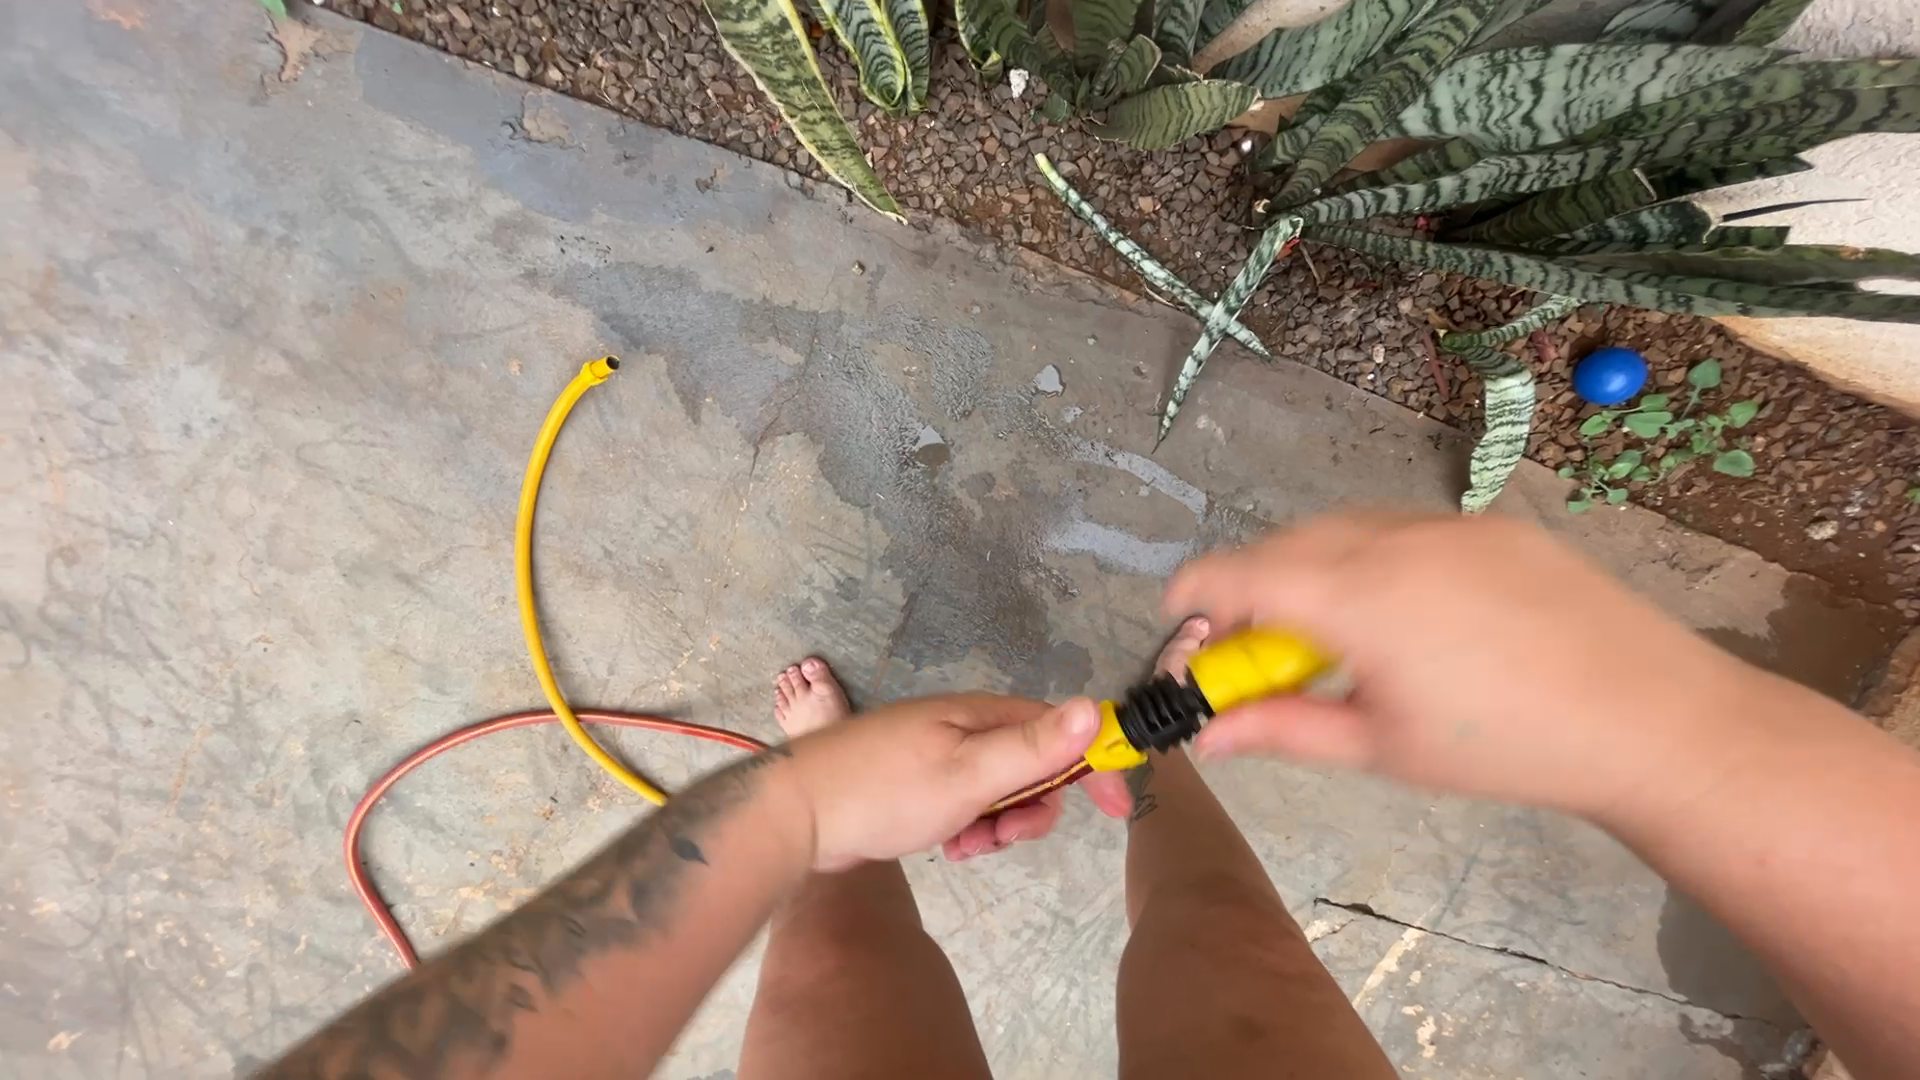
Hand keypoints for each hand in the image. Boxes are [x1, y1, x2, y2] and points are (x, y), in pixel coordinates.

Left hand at [785, 694, 1099, 870]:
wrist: (800, 814)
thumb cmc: (887, 789)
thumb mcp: (969, 772)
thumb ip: (1032, 746)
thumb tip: (1093, 707)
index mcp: (983, 714)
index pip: (1060, 728)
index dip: (1093, 763)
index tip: (1117, 808)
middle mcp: (967, 727)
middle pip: (1033, 764)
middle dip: (1032, 807)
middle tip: (1005, 836)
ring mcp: (942, 754)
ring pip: (1001, 791)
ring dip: (998, 825)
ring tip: (965, 845)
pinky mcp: (923, 782)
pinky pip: (970, 804)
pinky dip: (971, 827)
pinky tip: (948, 844)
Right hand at [1164, 513, 1765, 817]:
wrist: (1665, 723)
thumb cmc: (1506, 749)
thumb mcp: (1380, 748)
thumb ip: (1280, 729)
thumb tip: (1204, 737)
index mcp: (1358, 599)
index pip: (1241, 573)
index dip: (1194, 587)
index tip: (1176, 611)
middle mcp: (1391, 541)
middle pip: (1282, 543)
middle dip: (1249, 581)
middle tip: (1255, 635)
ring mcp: (1444, 524)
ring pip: (1337, 527)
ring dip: (1304, 564)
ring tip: (1323, 620)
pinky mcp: (1487, 524)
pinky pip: (1393, 525)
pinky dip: (1360, 554)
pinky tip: (1392, 603)